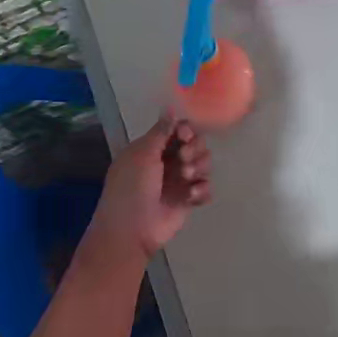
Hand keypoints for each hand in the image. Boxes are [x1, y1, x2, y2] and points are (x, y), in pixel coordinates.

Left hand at [81, 117, 212, 263]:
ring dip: (199, 167)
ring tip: (187, 178)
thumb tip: (171, 106)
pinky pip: (205, 188)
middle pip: (194, 145)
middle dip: (194, 149)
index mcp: (151, 148)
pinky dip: (201, 190)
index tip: (184, 136)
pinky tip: (191, 196)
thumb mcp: (143, 154)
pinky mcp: (187, 200)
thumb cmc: (132, 187)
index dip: (185, 130)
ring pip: (203, 164)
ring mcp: (178, 181)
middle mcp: (166, 161)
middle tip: (183, 159)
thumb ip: (161, 131)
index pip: (177, 130)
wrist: (132, 230)